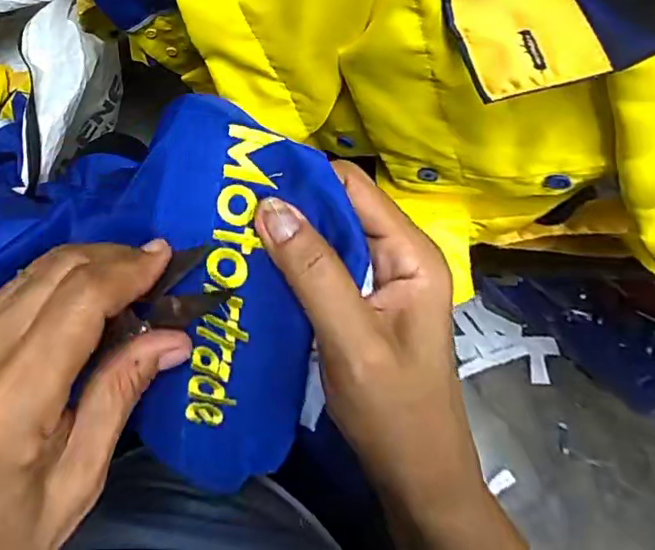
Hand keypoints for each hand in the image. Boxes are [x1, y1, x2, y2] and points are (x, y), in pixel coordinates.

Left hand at [0, 242, 191, 549]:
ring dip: (96, 259)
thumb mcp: (75, 482)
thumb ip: (120, 396)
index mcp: (15, 395)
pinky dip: (69, 272)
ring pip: (45, 265)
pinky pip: (27, 279)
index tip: (167, 259)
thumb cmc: (1, 527)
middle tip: (159, 268)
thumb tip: (174, 338)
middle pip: (63, 268)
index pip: (82, 298)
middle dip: (119, 256)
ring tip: (134, 278)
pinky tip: (93, 292)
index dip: (129, 270)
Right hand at [258, 162, 525, 549]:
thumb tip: (271, 206)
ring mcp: (384, 279)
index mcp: (412, 252)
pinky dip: (297, 265)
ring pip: (332, 239)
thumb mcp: (351, 339)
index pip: (356, 189)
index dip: (308, 177)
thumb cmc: (394, 411)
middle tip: (235, 203)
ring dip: (292, 236)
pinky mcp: (367, 303)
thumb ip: (314, 271)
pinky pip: (329, 269)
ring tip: (238, 229)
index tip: (255, 174)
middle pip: (342, 210)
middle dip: (294, 206)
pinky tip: (261, 267)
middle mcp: (401, 254)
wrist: (418, 480)